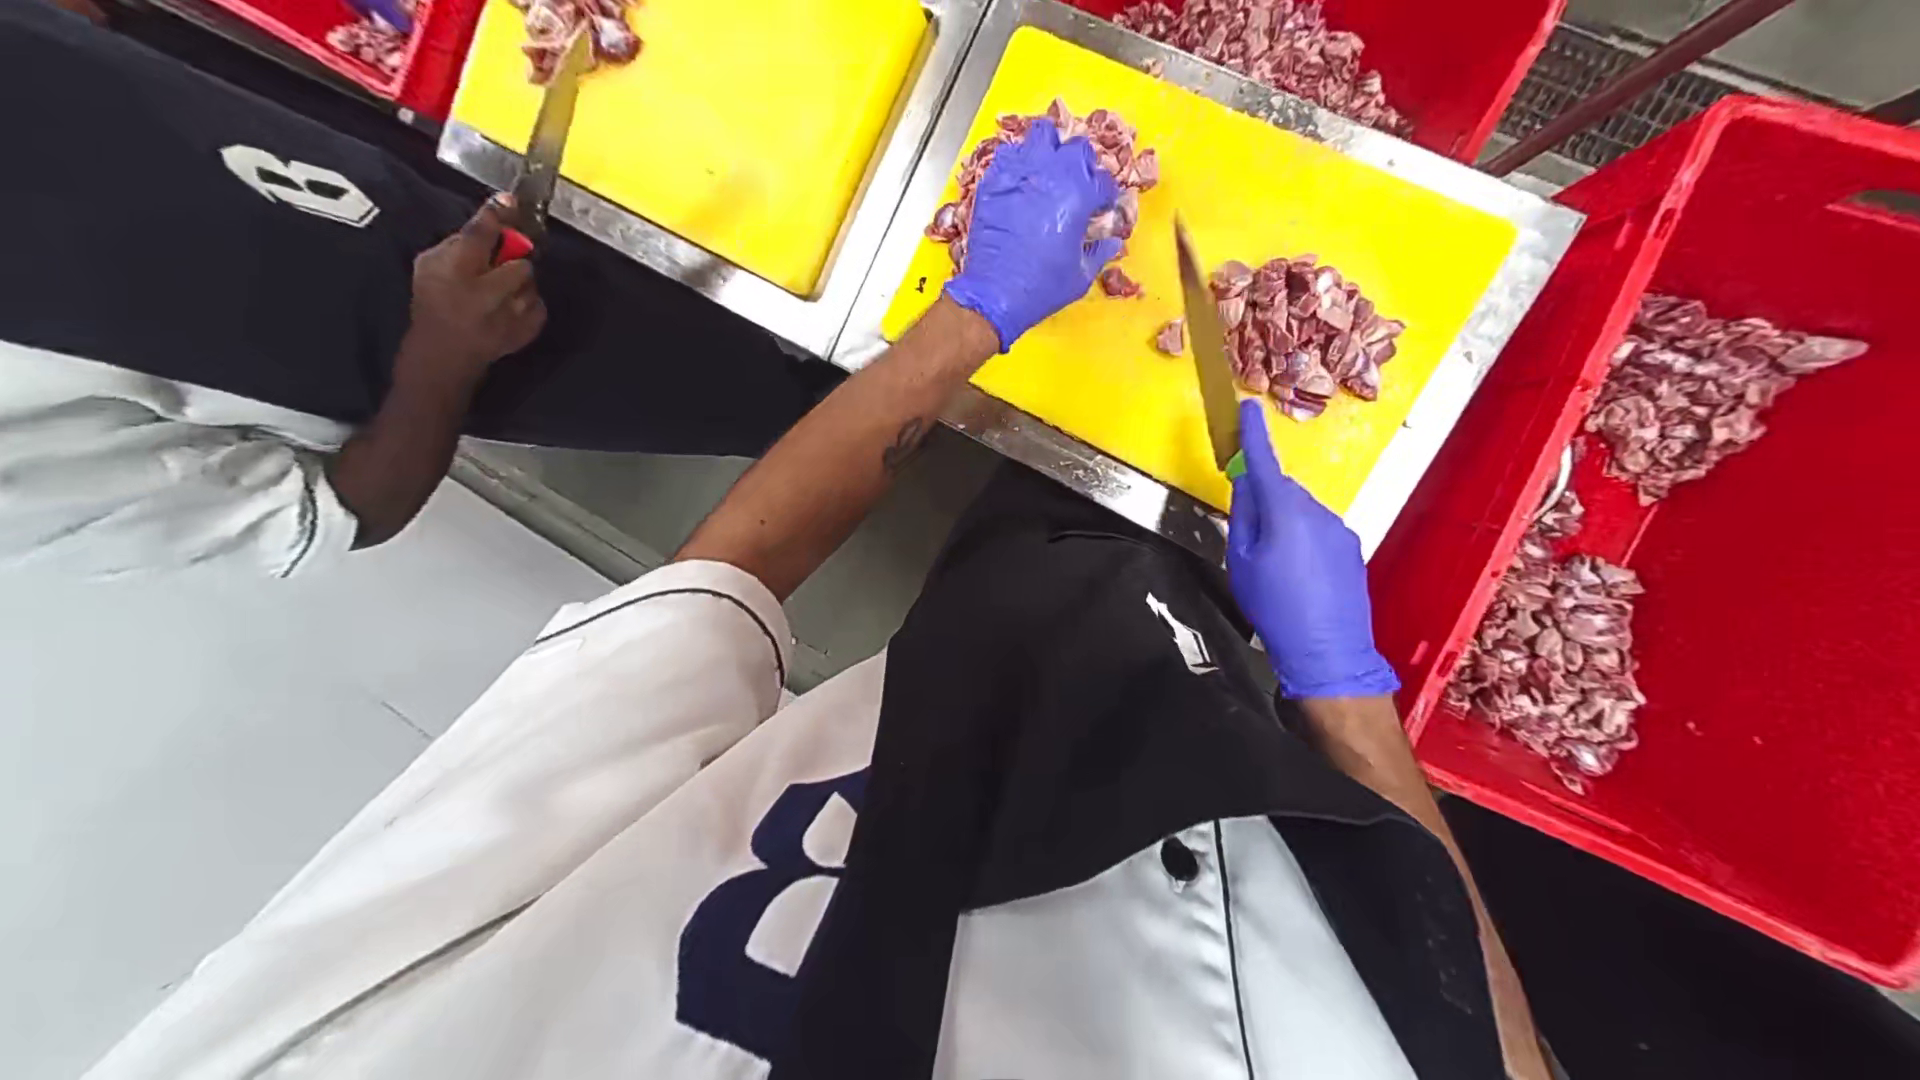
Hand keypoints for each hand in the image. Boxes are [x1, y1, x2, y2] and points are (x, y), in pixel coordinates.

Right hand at [403, 198, 546, 388]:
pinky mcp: (528, 329)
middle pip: (521, 264)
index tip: (509, 199)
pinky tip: (509, 306)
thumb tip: (489, 224)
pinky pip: (539, 304)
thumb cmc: (435, 299)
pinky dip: (528, 301)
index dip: (496, 217)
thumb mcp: (431, 264)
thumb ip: (459, 244)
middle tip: (501, 266)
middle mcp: (488, 293)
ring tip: (501, 290)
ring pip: (532, 285)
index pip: (480, 236)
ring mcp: (512, 315)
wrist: (450, 349)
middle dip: (515, 262)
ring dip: (521, 283)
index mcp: (457, 271)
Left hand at [944, 118, 1121, 350]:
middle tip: (1075, 185)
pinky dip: (1018, 163)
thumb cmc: (1041, 288)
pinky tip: (1019, 182)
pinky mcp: (994, 179)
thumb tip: (1111, 243)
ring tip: (1047, 171)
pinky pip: (1009, 154)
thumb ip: (1099, 253)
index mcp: (1080, 193)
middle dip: (1081, 164)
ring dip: (1048, 149)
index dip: (1105, 195)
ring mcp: (1020, 172)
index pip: (1103, 179)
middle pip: (1076, 148)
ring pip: (1041, 135)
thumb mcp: (1080, 276)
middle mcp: (1052, 173)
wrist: (995, 295)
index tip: (1100, 207)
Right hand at [1228, 400, 1399, 698]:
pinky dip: (1302, 538)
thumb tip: (1245, 483)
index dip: (1253, 436)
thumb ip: (1243, 516)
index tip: (1248, 409)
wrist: (1328, 650)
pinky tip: (1296, 573)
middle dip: (1265, 499)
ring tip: (1274, 564)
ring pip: (1301, 511)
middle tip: (1248, 535)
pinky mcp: (1351, 547)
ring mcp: (1339, 529)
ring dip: (1284, 522)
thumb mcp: (1242, 560)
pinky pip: (1318, 529)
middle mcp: (1317, 512)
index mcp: (1285, 513)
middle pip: (1284, 490)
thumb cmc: (1272, 604)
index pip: (1265, 464)